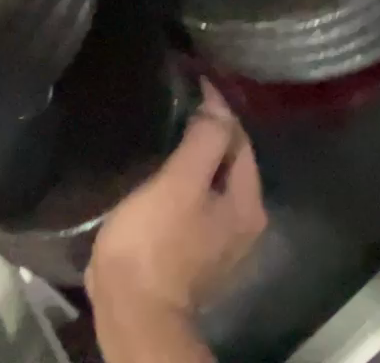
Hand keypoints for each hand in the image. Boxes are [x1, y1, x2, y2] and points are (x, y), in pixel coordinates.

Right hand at [87, 81, 266, 317]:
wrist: (132, 302)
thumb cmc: (156, 238)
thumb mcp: (179, 183)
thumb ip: (203, 142)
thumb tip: (215, 102)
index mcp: (247, 205)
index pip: (240, 141)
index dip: (217, 107)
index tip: (187, 77)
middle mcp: (242, 223)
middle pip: (228, 161)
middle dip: (206, 128)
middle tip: (172, 95)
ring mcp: (216, 240)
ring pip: (208, 180)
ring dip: (190, 152)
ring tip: (159, 123)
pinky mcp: (187, 247)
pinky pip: (189, 198)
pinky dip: (177, 176)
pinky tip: (151, 166)